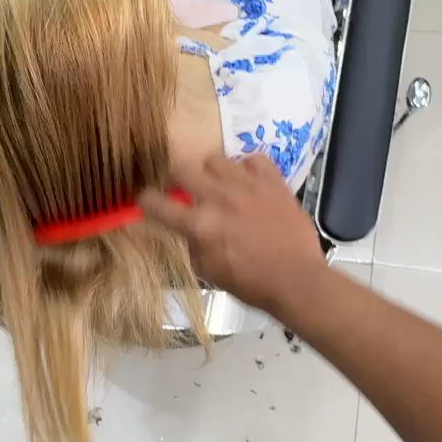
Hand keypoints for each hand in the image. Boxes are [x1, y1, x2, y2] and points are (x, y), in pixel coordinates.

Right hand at [140, 153, 330, 321]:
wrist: (296, 280)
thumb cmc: (250, 282)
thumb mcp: (207, 270)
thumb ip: (192, 243)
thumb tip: (189, 229)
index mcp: (198, 225)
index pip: (155, 204)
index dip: (145, 201)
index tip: (147, 202)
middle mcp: (218, 198)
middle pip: (181, 169)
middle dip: (176, 178)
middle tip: (182, 188)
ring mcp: (247, 186)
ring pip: (215, 159)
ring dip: (211, 173)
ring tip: (219, 185)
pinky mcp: (273, 181)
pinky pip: (252, 159)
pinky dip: (246, 168)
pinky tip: (247, 182)